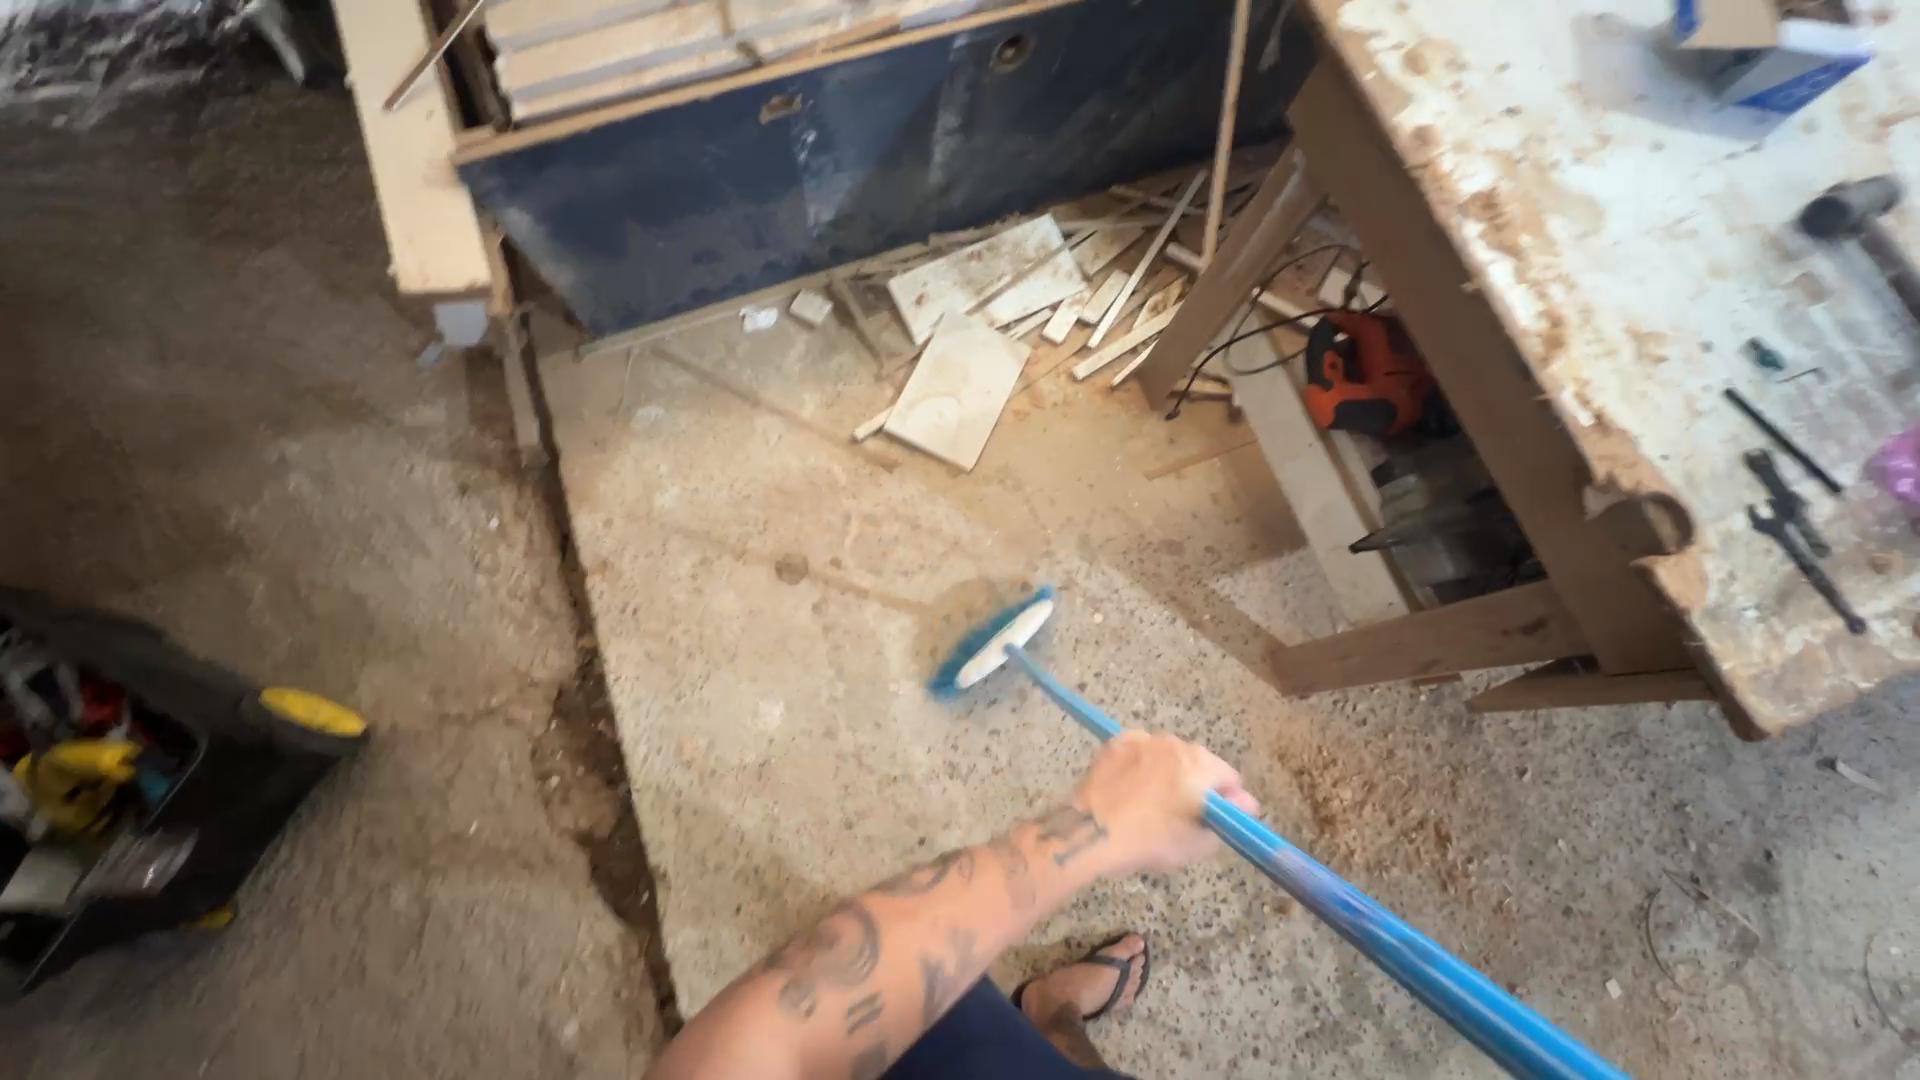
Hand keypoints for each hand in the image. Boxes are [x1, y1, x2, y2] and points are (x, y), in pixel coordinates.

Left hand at [1071, 731, 1259, 875]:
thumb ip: (1229, 816)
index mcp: (1200, 764)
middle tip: (1181, 812)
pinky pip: (1140, 750)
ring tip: (1152, 800)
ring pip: (1168, 754)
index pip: (1229, 777)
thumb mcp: (1200, 840)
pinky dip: (1141, 763)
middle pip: (1198, 762)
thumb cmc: (1152, 839)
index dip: (1227, 799)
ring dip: (1168, 771)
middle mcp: (1173, 743)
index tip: (1216, 817)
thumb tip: (1243, 802)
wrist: (1095, 831)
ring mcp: (1142, 740)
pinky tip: (1132, 786)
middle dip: (1196, 783)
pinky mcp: (1116, 742)